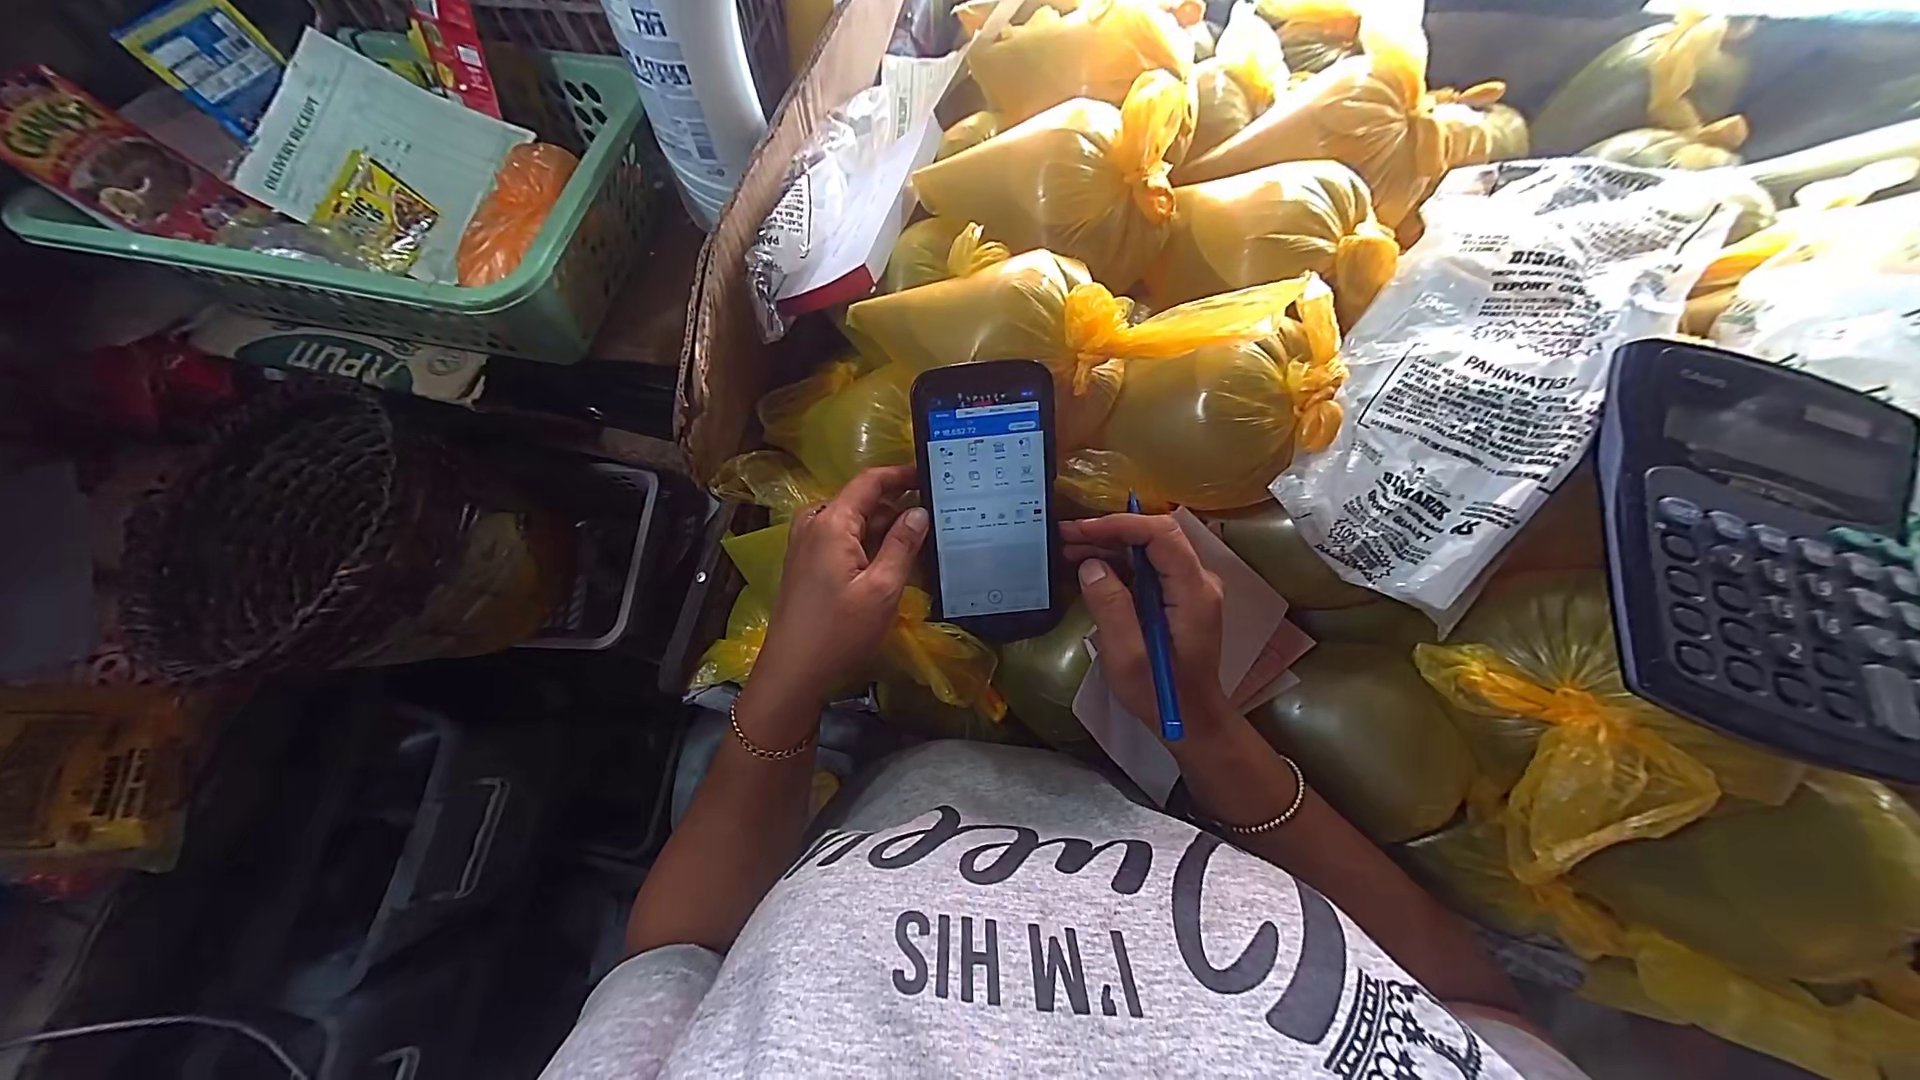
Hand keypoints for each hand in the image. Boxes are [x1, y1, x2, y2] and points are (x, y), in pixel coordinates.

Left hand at [749, 465, 927, 715]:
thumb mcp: (882, 589)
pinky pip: (842, 540)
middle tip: (935, 518)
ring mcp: (806, 544)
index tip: (929, 474)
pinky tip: (892, 562)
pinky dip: (868, 544)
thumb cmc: (840, 631)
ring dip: (884, 529)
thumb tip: (919, 511)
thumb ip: (903, 545)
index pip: (870, 481)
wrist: (793, 672)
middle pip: (862, 502)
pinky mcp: (807, 564)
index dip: (901, 474)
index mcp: (831, 522)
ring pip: (854, 522)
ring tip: (920, 543)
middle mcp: (814, 524)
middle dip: (897, 507)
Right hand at [1060, 514, 1235, 740]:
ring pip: (1148, 547)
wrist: (1192, 719)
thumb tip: (1091, 565)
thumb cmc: (1162, 695)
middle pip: (1154, 535)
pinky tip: (1087, 564)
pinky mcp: (1177, 595)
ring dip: (1108, 544)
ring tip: (1068, 548)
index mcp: (1193, 593)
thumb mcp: (1128, 658)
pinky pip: (1146, 565)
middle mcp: (1198, 581)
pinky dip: (1116, 560)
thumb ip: (1111, 608)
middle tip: (1066, 535)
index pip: (1162, 535)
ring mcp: (1189, 587)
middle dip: (1108, 530)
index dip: (1120, 525)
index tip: (1083, 530)